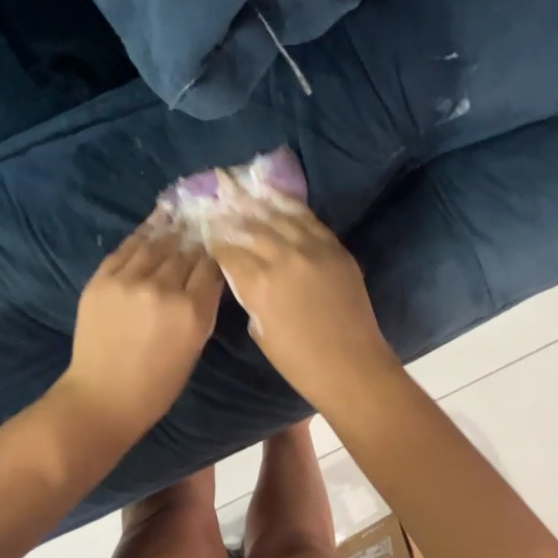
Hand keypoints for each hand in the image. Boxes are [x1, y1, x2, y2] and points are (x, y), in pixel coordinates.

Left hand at [59, 217, 223, 438]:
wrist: (103, 397)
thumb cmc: (157, 384)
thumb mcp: (194, 347)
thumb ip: (202, 309)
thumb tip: (206, 275)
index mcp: (193, 312)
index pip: (212, 267)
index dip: (216, 255)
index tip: (219, 248)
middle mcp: (164, 290)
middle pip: (186, 252)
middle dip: (195, 242)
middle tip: (200, 230)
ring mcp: (129, 281)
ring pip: (157, 244)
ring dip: (170, 231)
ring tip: (180, 216)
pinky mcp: (102, 279)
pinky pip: (126, 248)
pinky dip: (142, 236)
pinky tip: (154, 224)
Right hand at [208, 200, 402, 410]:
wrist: (351, 365)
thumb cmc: (298, 361)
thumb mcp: (259, 329)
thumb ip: (250, 294)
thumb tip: (245, 273)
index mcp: (259, 283)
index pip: (228, 251)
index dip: (215, 242)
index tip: (207, 234)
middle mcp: (284, 257)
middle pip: (251, 227)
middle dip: (232, 217)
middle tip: (219, 203)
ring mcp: (313, 249)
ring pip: (279, 216)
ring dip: (258, 204)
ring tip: (242, 191)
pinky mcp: (336, 249)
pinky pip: (309, 220)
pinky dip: (291, 208)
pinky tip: (278, 199)